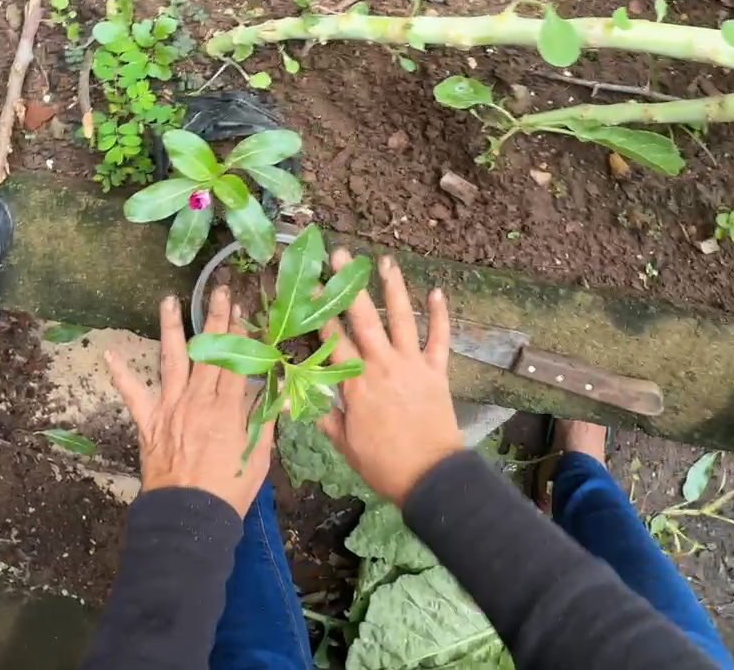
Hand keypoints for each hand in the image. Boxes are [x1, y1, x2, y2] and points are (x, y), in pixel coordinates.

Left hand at [105, 288, 274, 516]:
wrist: (189, 519)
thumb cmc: (229, 489)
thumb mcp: (258, 455)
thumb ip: (266, 417)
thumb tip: (280, 387)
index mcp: (227, 408)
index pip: (235, 360)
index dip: (239, 332)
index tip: (241, 307)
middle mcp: (197, 400)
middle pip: (209, 351)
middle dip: (214, 318)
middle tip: (217, 290)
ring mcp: (170, 408)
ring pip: (172, 360)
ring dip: (171, 328)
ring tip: (168, 301)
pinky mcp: (149, 422)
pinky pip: (133, 395)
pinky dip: (121, 375)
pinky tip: (110, 354)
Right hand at [318, 253, 463, 502]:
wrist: (431, 478)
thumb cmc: (383, 464)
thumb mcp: (345, 444)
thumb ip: (323, 415)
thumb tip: (293, 398)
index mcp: (355, 383)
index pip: (333, 338)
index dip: (321, 310)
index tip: (312, 285)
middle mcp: (381, 365)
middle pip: (363, 318)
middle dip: (349, 285)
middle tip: (341, 256)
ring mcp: (411, 365)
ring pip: (401, 318)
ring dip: (393, 287)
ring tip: (386, 261)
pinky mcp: (436, 371)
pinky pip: (439, 338)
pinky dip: (439, 315)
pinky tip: (437, 291)